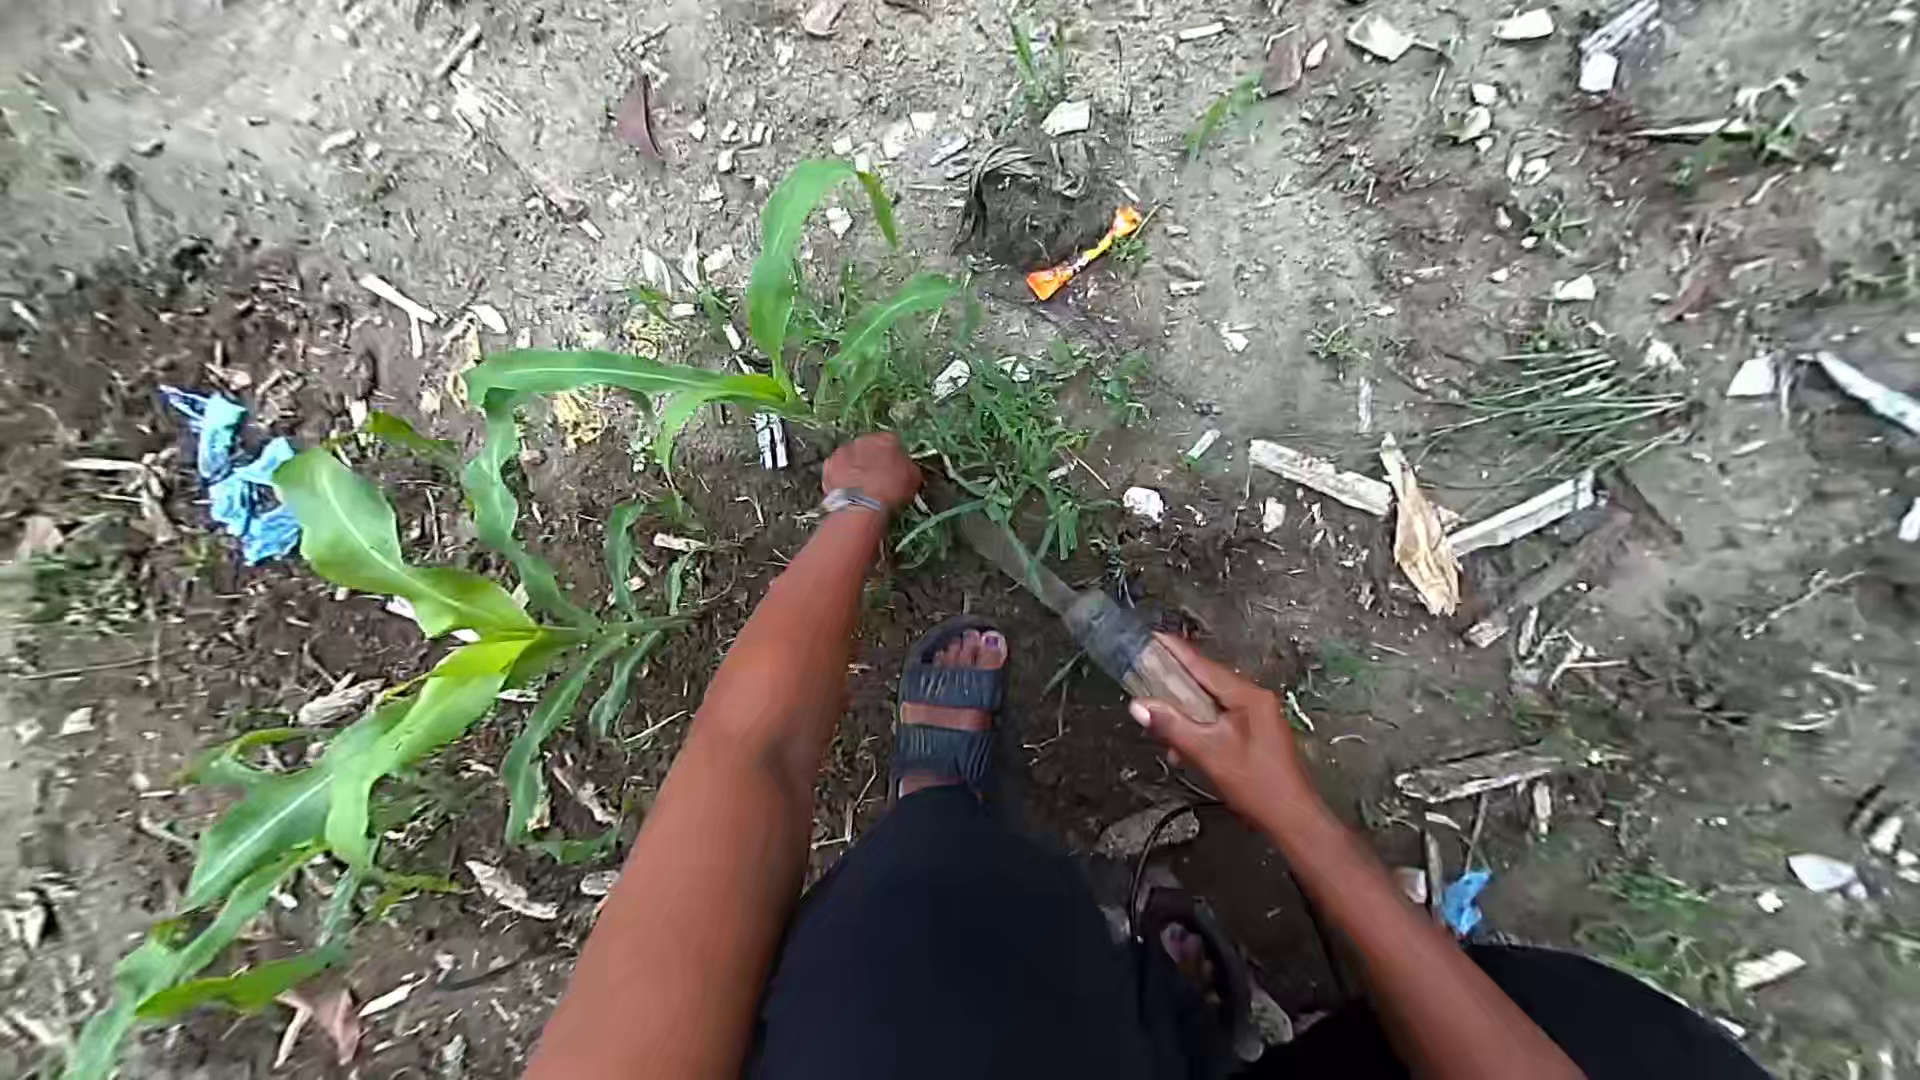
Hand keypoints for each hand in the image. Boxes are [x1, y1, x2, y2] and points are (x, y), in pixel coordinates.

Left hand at [822, 433, 921, 512]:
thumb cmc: (892, 492)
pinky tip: (847, 489)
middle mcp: (864, 439)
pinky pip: (837, 468)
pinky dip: (841, 476)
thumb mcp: (914, 479)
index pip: (892, 442)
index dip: (893, 457)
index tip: (893, 469)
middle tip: (876, 477)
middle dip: (872, 459)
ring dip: (855, 466)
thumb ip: (908, 466)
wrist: (862, 506)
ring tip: (860, 485)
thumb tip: (905, 467)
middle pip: (869, 447)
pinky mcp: (828, 465)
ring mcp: (843, 451)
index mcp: (887, 439)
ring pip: (851, 456)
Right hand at [1129, 634, 1323, 825]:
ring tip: (1162, 724)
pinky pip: (1218, 719)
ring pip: (1211, 703)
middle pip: (1206, 682)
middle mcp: (1255, 700)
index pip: (1204, 665)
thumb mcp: (1207, 753)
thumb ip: (1171, 726)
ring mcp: (1257, 717)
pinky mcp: (1254, 733)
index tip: (1154, 637)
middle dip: (1176, 685)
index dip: (1176, 651)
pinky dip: (1198, 728)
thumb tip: (1139, 706)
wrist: (1294, 822)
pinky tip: (1184, 747)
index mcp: (1248, 697)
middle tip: (1148, 678)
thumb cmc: (1257, 786)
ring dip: (1185, 714)